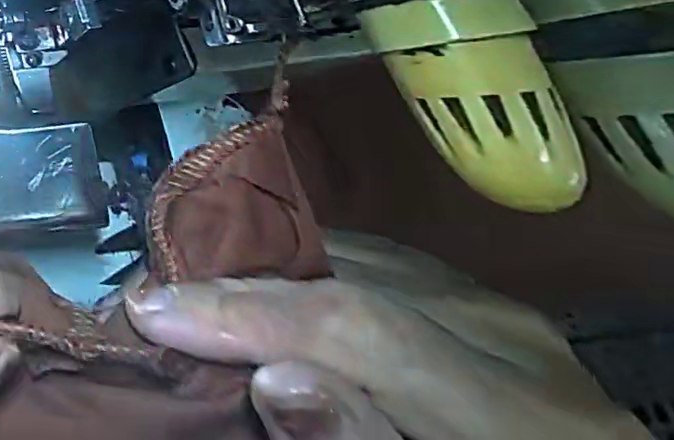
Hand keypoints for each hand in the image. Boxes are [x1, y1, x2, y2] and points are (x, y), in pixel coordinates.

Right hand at [123, 232, 650, 439]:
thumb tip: (272, 378)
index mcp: (524, 418)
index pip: (359, 329)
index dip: (245, 311)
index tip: (150, 311)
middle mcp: (511, 339)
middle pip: (343, 280)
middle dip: (234, 288)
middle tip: (150, 298)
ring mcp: (489, 305)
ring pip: (344, 256)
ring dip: (256, 272)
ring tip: (187, 291)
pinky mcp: (465, 294)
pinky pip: (357, 259)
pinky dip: (294, 270)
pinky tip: (254, 285)